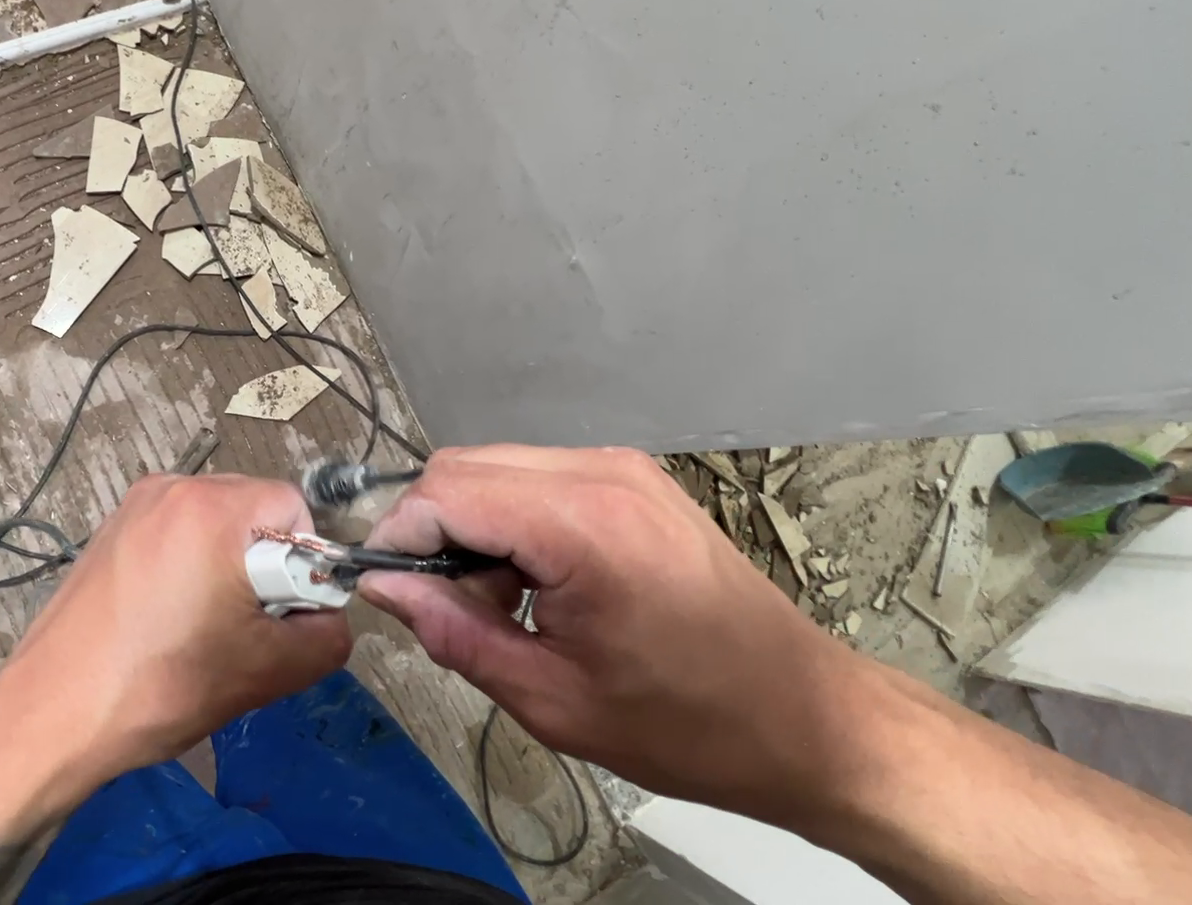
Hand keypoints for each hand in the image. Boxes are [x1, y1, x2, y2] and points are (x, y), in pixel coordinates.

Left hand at [2, 473, 351, 773]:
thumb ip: (328, 635)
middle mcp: (173, 488)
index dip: (304, 559)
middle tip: (246, 621)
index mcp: (213, 507)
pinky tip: (168, 615)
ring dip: (227, 561)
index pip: (293, 504)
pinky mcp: (110, 528)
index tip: (282, 611)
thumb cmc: (164, 685)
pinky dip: (189, 562)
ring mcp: (135, 505)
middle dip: (265, 560)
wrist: (52, 714)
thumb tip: (328, 615)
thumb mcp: (268, 670)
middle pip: (253, 507)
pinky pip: (176, 530)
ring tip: (204, 622)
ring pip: (215, 520)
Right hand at [359, 445, 867, 823]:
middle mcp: (598, 472)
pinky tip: (535, 579)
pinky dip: (508, 519)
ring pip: (492, 468)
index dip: (398, 537)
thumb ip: (452, 632)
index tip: (388, 590)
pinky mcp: (630, 477)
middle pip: (461, 467)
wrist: (809, 718)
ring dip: (469, 525)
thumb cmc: (685, 725)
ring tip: (499, 600)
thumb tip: (382, 586)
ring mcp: (618, 466)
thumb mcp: (551, 699)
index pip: (444, 492)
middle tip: (451, 606)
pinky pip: (532, 477)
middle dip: (431, 531)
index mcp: (581, 524)